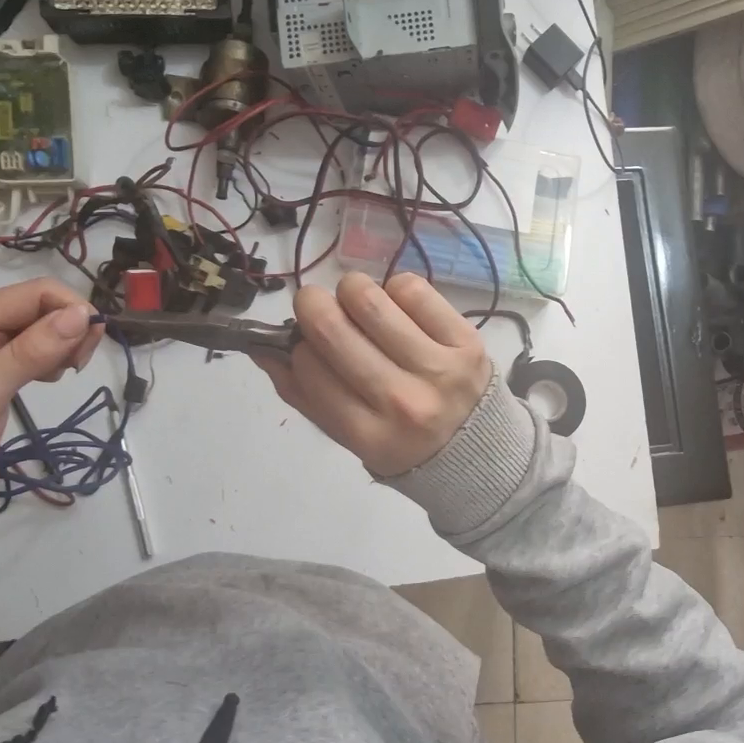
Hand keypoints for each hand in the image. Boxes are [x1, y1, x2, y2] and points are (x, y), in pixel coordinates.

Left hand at [0, 279, 103, 520]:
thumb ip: (26, 356)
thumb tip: (81, 315)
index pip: (35, 293)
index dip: (73, 313)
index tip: (86, 357)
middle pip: (40, 304)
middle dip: (70, 330)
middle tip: (73, 372)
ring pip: (42, 324)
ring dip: (63, 346)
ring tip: (56, 381)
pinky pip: (33, 346)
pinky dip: (51, 359)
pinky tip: (46, 381)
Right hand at [255, 272, 490, 476]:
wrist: (480, 454)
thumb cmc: (404, 445)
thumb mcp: (352, 440)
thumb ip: (305, 397)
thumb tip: (263, 348)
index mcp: (370, 436)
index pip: (310, 370)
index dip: (300, 349)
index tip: (309, 350)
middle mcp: (404, 403)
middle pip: (333, 328)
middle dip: (313, 307)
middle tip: (320, 309)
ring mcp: (439, 370)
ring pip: (369, 299)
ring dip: (351, 292)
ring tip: (359, 306)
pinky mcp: (466, 341)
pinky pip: (411, 288)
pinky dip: (394, 289)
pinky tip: (398, 309)